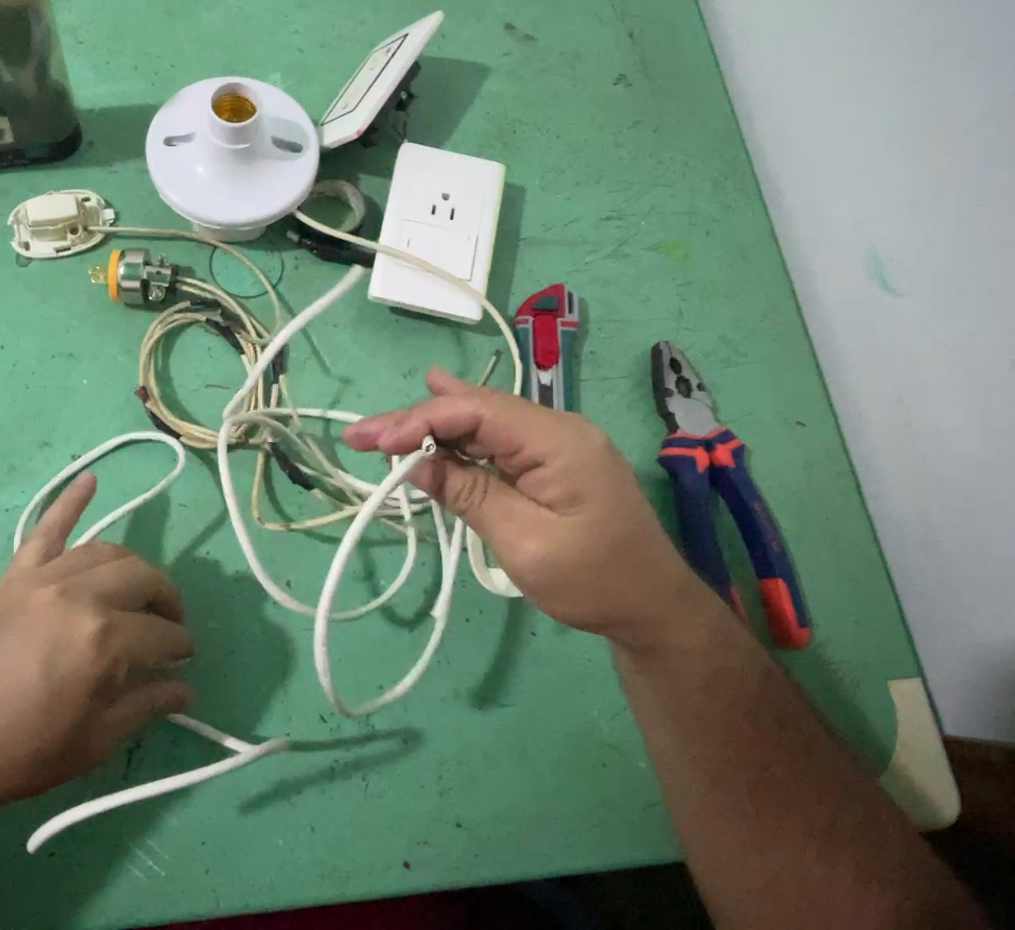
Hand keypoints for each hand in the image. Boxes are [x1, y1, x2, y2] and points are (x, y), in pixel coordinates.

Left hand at [0, 474, 195, 844]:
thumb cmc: (20, 753)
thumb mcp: (93, 742)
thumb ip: (145, 707)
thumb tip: (186, 690)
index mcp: (105, 640)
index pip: (162, 633)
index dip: (180, 646)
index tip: (185, 658)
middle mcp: (79, 596)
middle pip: (142, 579)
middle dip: (166, 601)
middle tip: (169, 626)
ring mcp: (43, 580)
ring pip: (105, 551)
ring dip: (132, 567)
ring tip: (141, 589)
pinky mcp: (13, 578)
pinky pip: (45, 530)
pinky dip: (68, 502)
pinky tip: (89, 480)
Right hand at [345, 369, 708, 646]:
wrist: (654, 607)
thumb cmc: (593, 581)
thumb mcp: (525, 543)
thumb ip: (470, 495)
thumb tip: (416, 464)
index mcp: (557, 440)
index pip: (476, 412)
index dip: (420, 421)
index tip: (374, 443)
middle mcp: (558, 428)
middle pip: (476, 411)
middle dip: (416, 421)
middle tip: (360, 436)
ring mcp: (558, 443)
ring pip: (484, 422)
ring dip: (433, 427)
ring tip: (383, 428)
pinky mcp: (553, 461)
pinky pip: (499, 439)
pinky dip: (460, 436)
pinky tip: (438, 406)